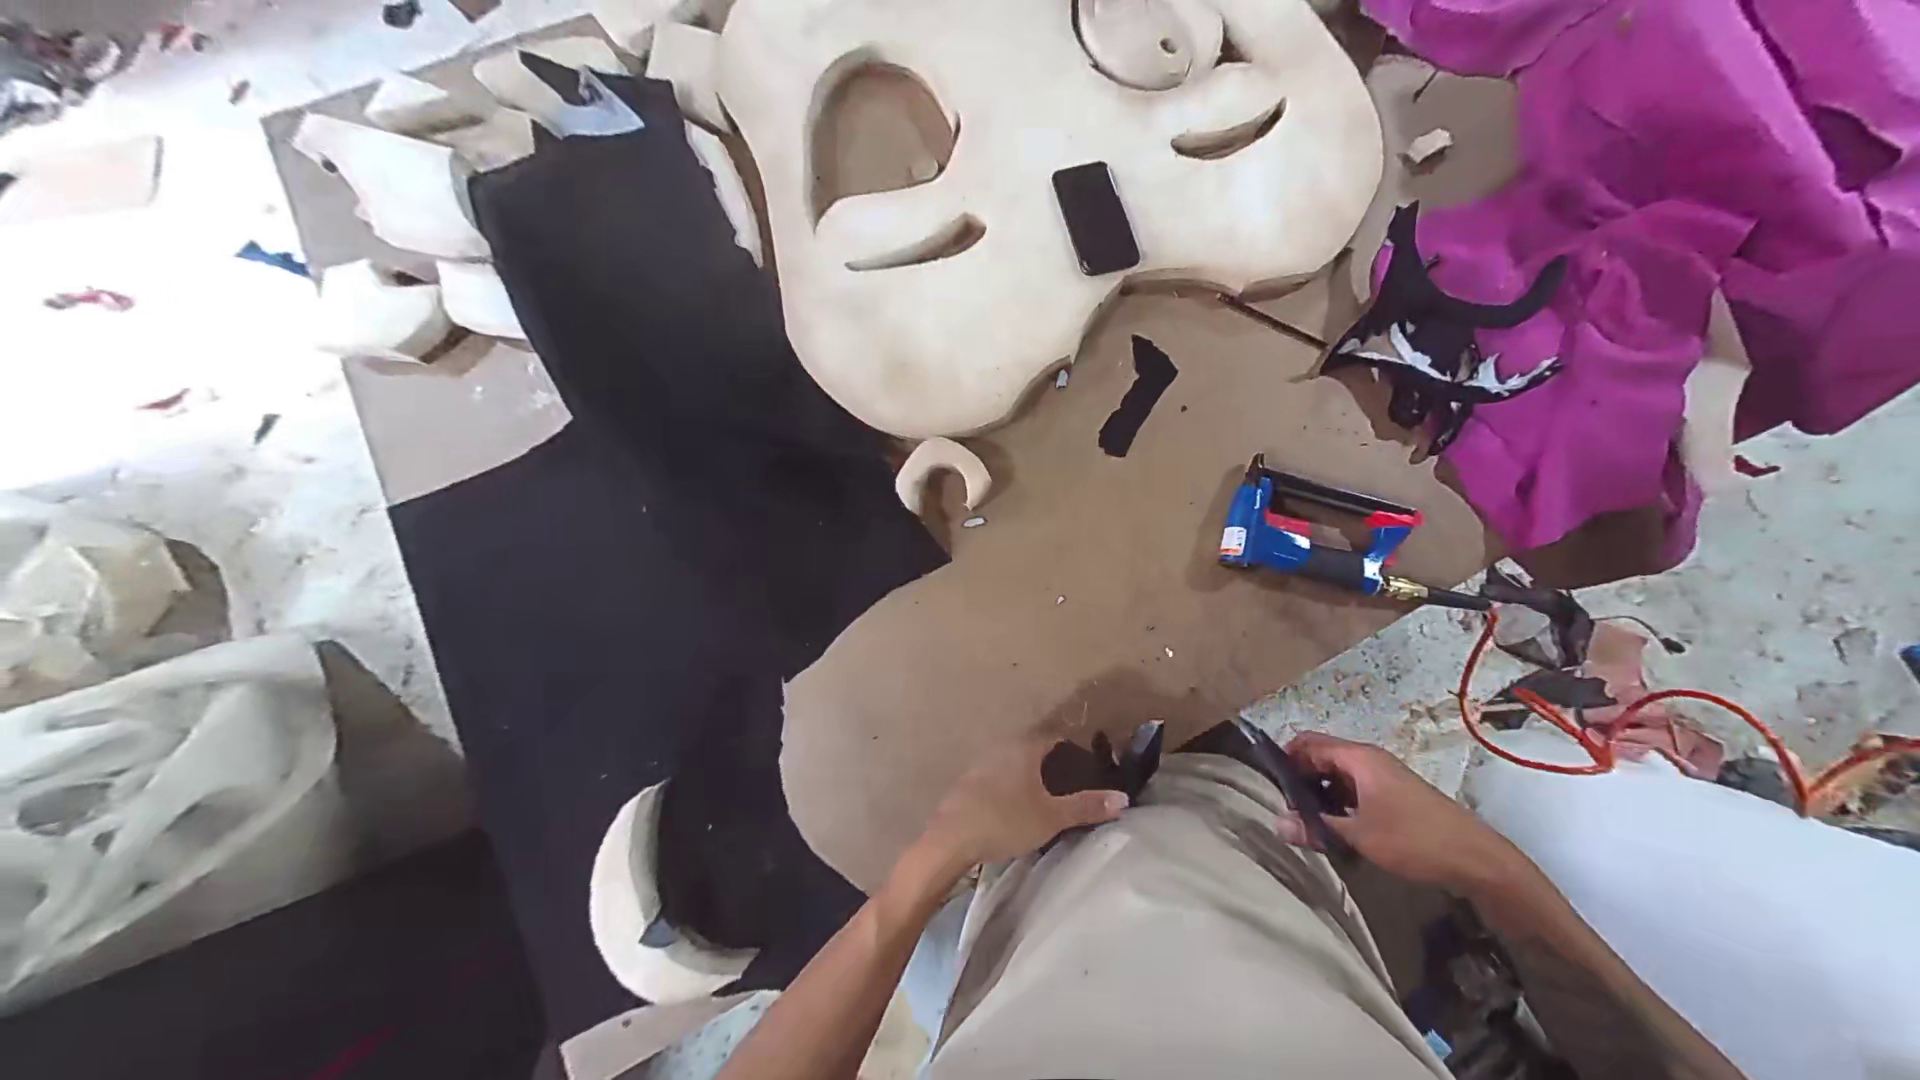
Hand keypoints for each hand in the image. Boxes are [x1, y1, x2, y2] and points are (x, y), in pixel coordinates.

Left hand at [919, 734, 1129, 869]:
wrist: (950, 839)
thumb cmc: (1005, 821)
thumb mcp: (1051, 817)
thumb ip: (1086, 806)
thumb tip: (1123, 798)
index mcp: (1023, 747)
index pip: (1055, 738)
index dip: (1073, 751)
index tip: (1089, 768)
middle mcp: (1001, 747)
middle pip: (1033, 749)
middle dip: (1052, 764)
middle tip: (1072, 787)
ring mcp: (980, 764)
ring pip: (1013, 764)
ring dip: (1029, 776)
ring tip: (1047, 799)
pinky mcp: (966, 783)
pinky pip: (997, 778)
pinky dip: (1010, 787)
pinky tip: (1015, 808)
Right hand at [1277, 732, 1527, 895]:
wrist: (1479, 861)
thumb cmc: (1415, 839)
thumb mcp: (1360, 836)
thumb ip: (1316, 827)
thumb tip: (1276, 825)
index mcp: (1359, 758)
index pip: (1308, 742)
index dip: (1286, 757)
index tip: (1270, 782)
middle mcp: (1369, 760)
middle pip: (1321, 757)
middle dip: (1301, 778)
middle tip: (1287, 807)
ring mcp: (1384, 777)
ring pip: (1337, 775)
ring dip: (1320, 792)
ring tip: (1307, 819)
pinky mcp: (1394, 795)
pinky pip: (1354, 788)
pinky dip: (1339, 801)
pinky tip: (1336, 827)